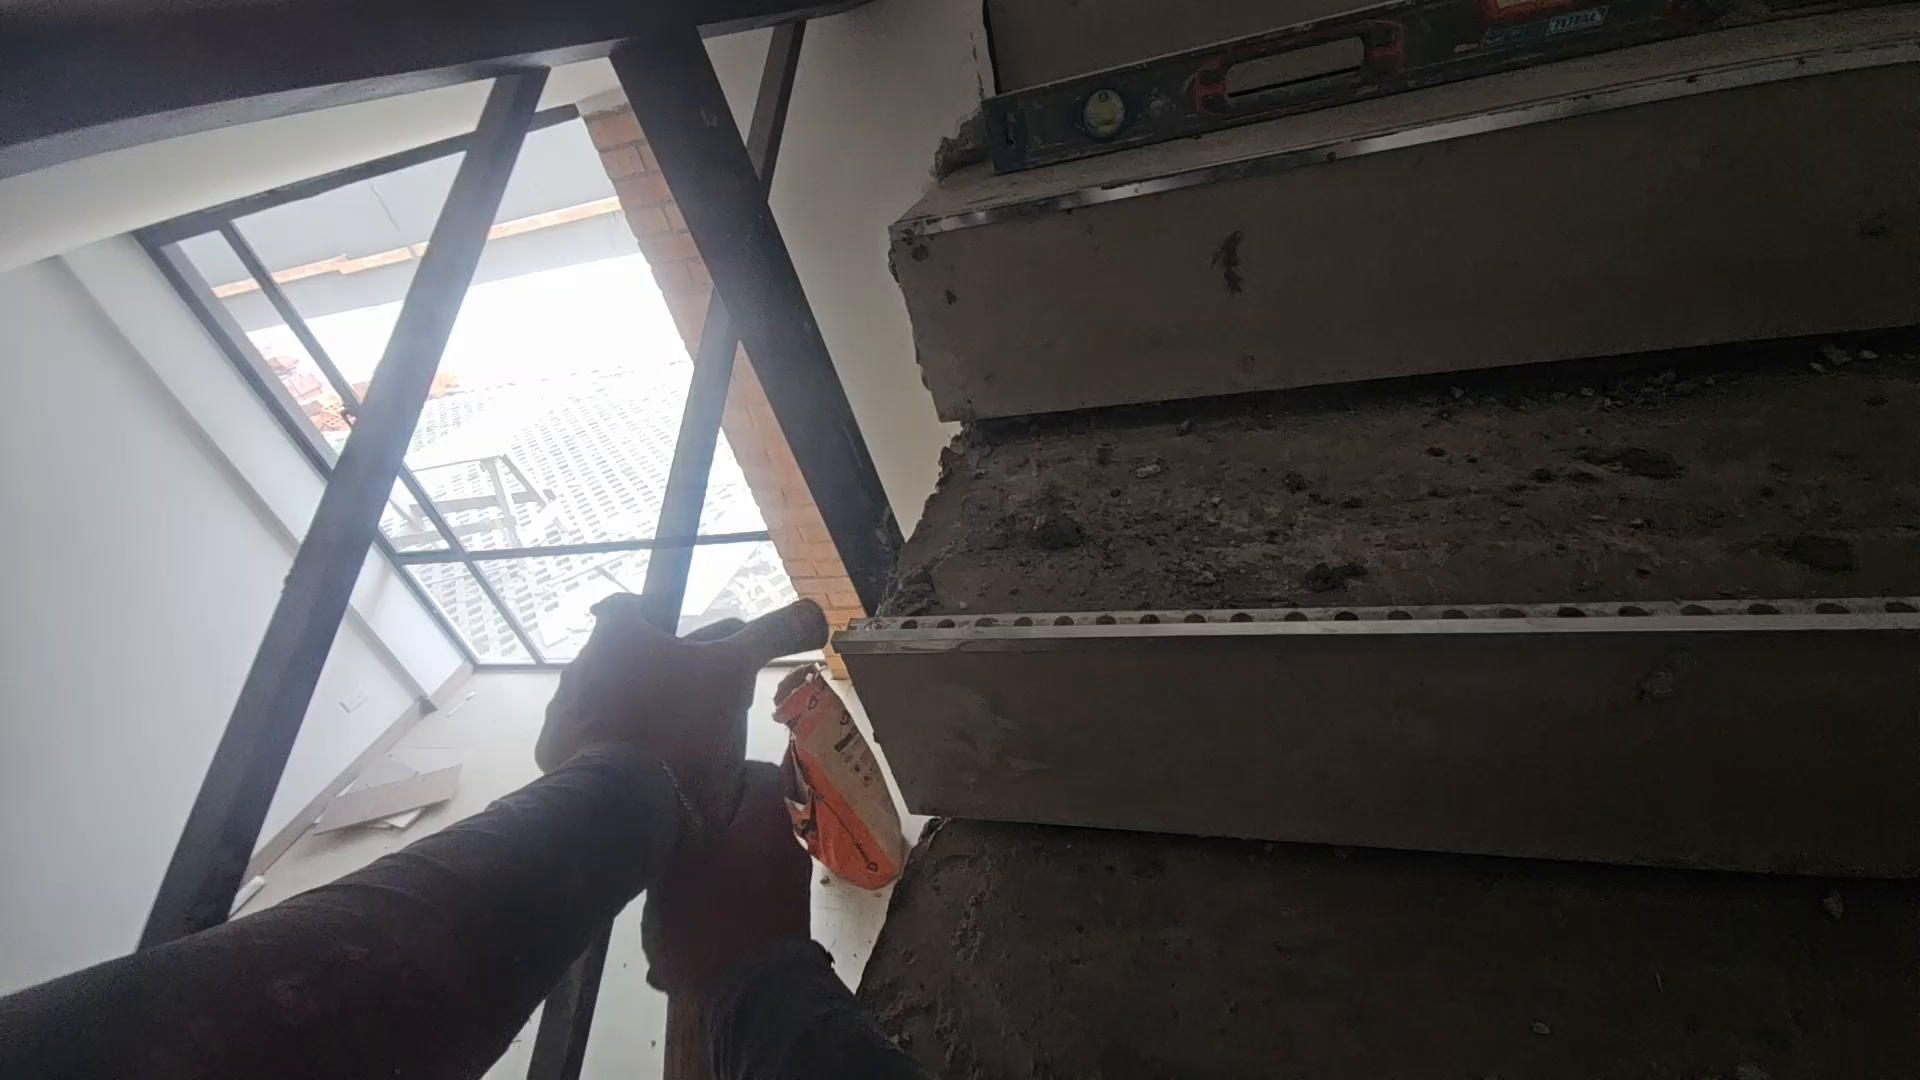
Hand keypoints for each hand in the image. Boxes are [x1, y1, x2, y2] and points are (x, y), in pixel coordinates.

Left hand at [536, 596, 826, 827]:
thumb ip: (768, 636)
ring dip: (635, 703)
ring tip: (674, 729)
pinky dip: (616, 740)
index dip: (649, 610)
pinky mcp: (556, 754)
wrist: (621, 804)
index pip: (625, 605)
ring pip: (606, 695)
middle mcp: (582, 666)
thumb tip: (812, 610)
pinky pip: (591, 736)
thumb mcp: (734, 673)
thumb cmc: (679, 723)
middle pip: (621, 653)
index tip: (672, 628)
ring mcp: (565, 712)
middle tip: (696, 686)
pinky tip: (646, 760)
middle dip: (657, 664)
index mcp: (619, 636)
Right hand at [642, 760, 811, 999]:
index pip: (758, 772)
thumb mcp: (675, 871)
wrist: (757, 997)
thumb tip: (678, 805)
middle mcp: (788, 842)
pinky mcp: (789, 915)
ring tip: (676, 904)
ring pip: (749, 861)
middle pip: (752, 817)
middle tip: (679, 850)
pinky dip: (727, 907)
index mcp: (767, 819)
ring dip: (716, 874)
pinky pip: (753, 897)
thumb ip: (677, 829)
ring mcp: (793, 881)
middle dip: (714, 831)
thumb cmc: (711, 922)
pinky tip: (689, 941)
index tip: (696, 790)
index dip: (726, 775)